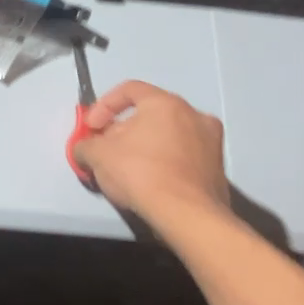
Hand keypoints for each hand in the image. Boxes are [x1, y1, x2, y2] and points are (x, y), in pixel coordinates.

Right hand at [73, 81, 229, 233]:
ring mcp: (212, 143)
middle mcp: (195, 116)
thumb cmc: (139, 171)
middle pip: (148, 114)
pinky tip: (146, 180)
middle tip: (105, 149)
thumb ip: (85, 144)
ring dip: (142, 146)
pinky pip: (181, 155)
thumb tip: (86, 149)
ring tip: (124, 167)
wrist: (187, 214)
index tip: (91, 127)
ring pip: (166, 135)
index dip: (102, 106)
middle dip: (121, 129)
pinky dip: (161, 161)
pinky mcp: (218, 169)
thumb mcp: (95, 154)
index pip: (129, 89)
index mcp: (166, 104)